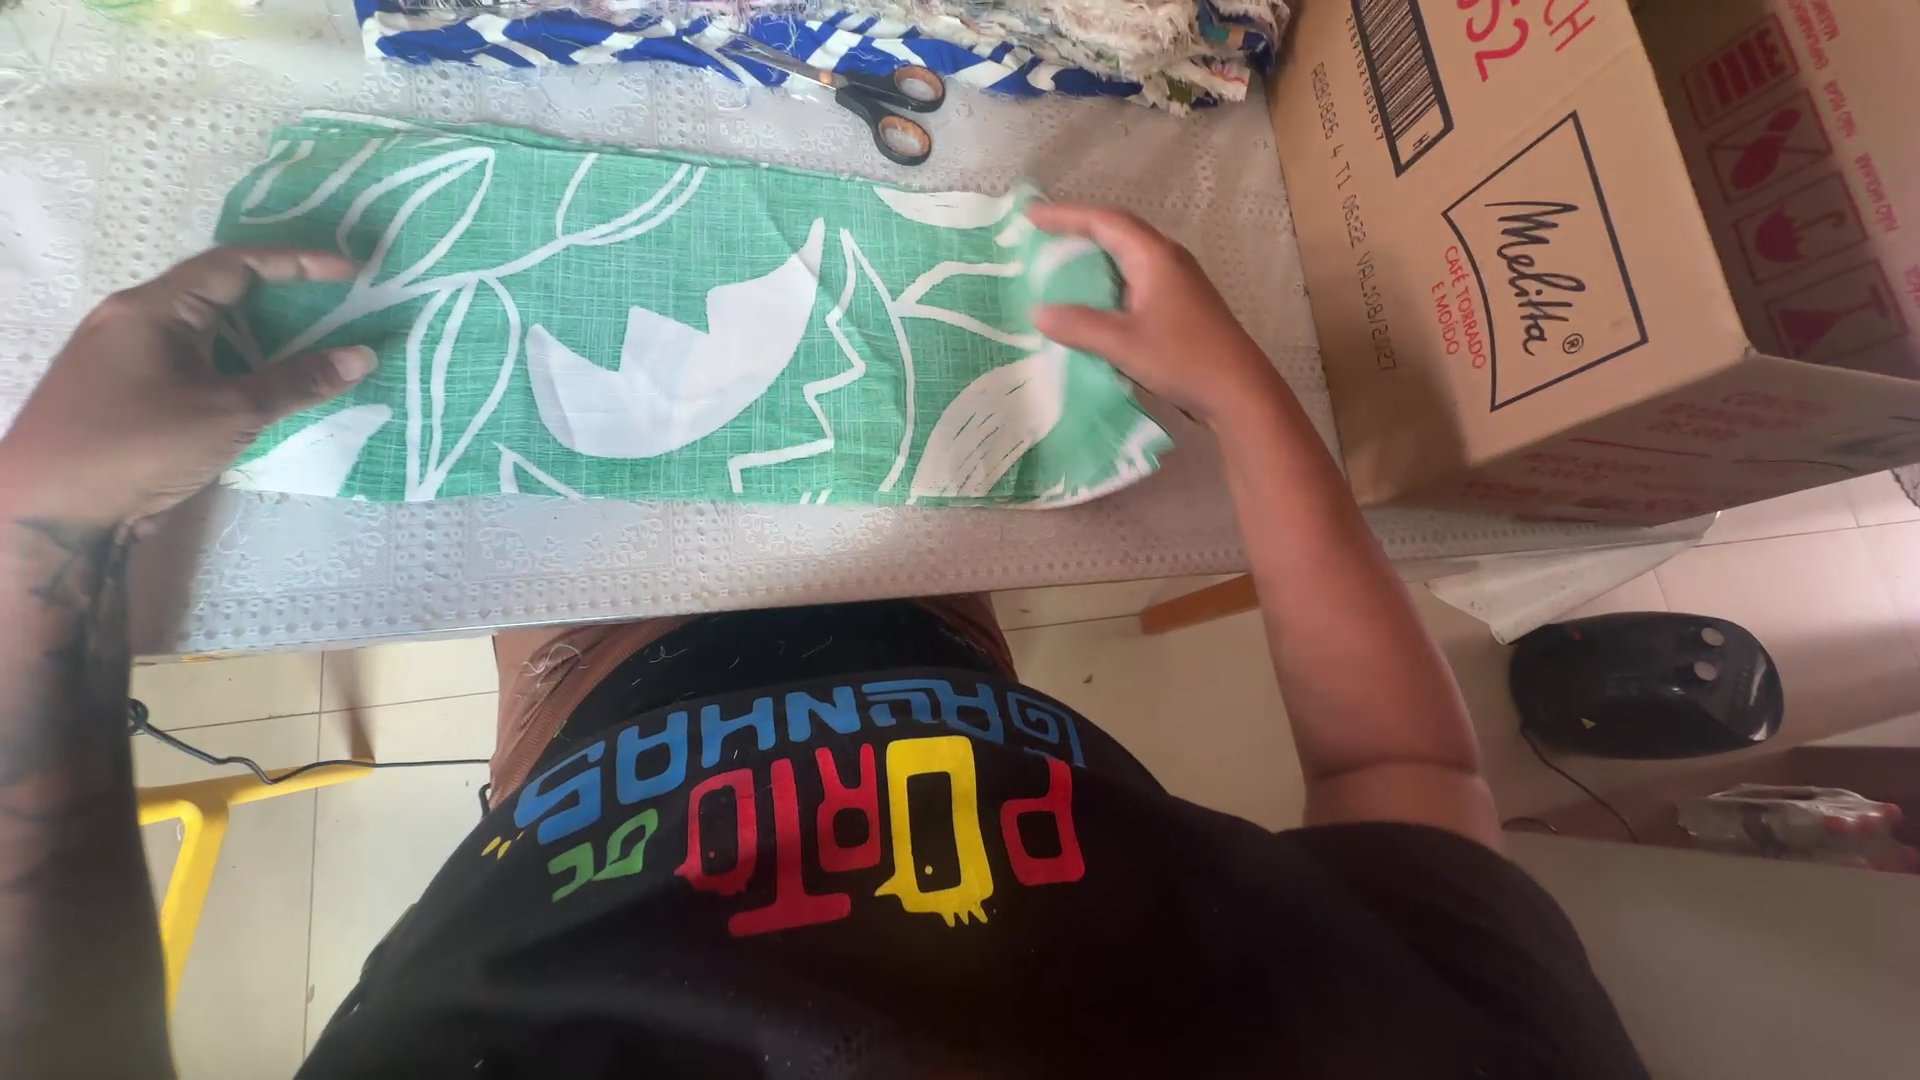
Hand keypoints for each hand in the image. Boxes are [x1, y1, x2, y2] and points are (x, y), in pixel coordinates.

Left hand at [0, 247, 375, 529]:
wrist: (54, 509)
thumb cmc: (136, 446)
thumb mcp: (231, 412)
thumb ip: (299, 381)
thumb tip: (362, 355)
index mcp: (152, 311)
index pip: (234, 265)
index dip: (297, 262)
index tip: (353, 272)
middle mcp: (140, 322)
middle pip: (226, 292)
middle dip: (290, 295)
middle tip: (347, 305)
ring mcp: (138, 357)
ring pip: (220, 330)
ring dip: (276, 334)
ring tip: (329, 343)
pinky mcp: (145, 391)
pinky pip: (211, 361)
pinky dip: (256, 364)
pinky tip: (286, 383)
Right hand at [1028, 203, 1284, 425]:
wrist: (1237, 391)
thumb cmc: (1183, 359)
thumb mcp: (1123, 343)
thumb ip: (1079, 325)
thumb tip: (1038, 312)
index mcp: (1155, 257)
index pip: (1105, 222)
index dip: (1066, 216)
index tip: (1032, 216)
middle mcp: (1167, 261)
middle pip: (1117, 234)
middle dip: (1078, 234)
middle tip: (1041, 240)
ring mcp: (1175, 284)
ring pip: (1126, 261)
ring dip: (1093, 261)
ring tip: (1058, 269)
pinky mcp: (1178, 308)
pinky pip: (1133, 284)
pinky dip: (1106, 287)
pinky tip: (1090, 305)